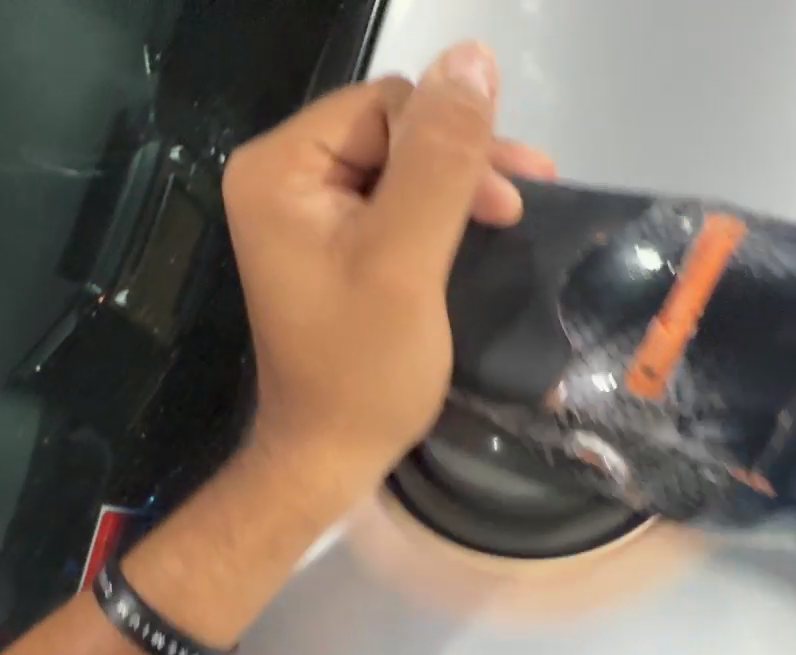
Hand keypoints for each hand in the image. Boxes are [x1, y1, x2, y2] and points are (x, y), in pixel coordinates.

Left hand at [222, 40, 555, 496]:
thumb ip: (440, 160)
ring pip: (397, 167)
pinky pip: (388, 206)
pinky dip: (434, 217)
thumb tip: (473, 57)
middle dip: (457, 163)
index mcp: (277, 173)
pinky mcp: (324, 247)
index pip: (384, 106)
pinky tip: (475, 227)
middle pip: (390, 131)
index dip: (451, 141)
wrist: (328, 456)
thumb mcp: (406, 261)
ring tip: (510, 215)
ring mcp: (299, 216)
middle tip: (519, 204)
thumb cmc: (361, 372)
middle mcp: (278, 182)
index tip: (508, 197)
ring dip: (456, 187)